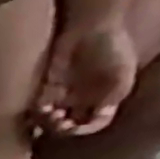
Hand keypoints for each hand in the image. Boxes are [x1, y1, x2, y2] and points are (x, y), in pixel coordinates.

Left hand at [36, 22, 137, 136]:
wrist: (91, 28)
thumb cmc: (113, 47)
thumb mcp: (122, 71)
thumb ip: (116, 93)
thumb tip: (102, 116)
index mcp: (104, 98)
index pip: (96, 123)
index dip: (86, 130)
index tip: (78, 128)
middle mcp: (83, 100)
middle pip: (70, 126)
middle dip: (63, 130)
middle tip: (61, 123)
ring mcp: (64, 95)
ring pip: (52, 120)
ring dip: (48, 124)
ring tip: (52, 115)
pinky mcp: (47, 89)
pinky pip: (38, 108)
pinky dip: (38, 113)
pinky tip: (42, 109)